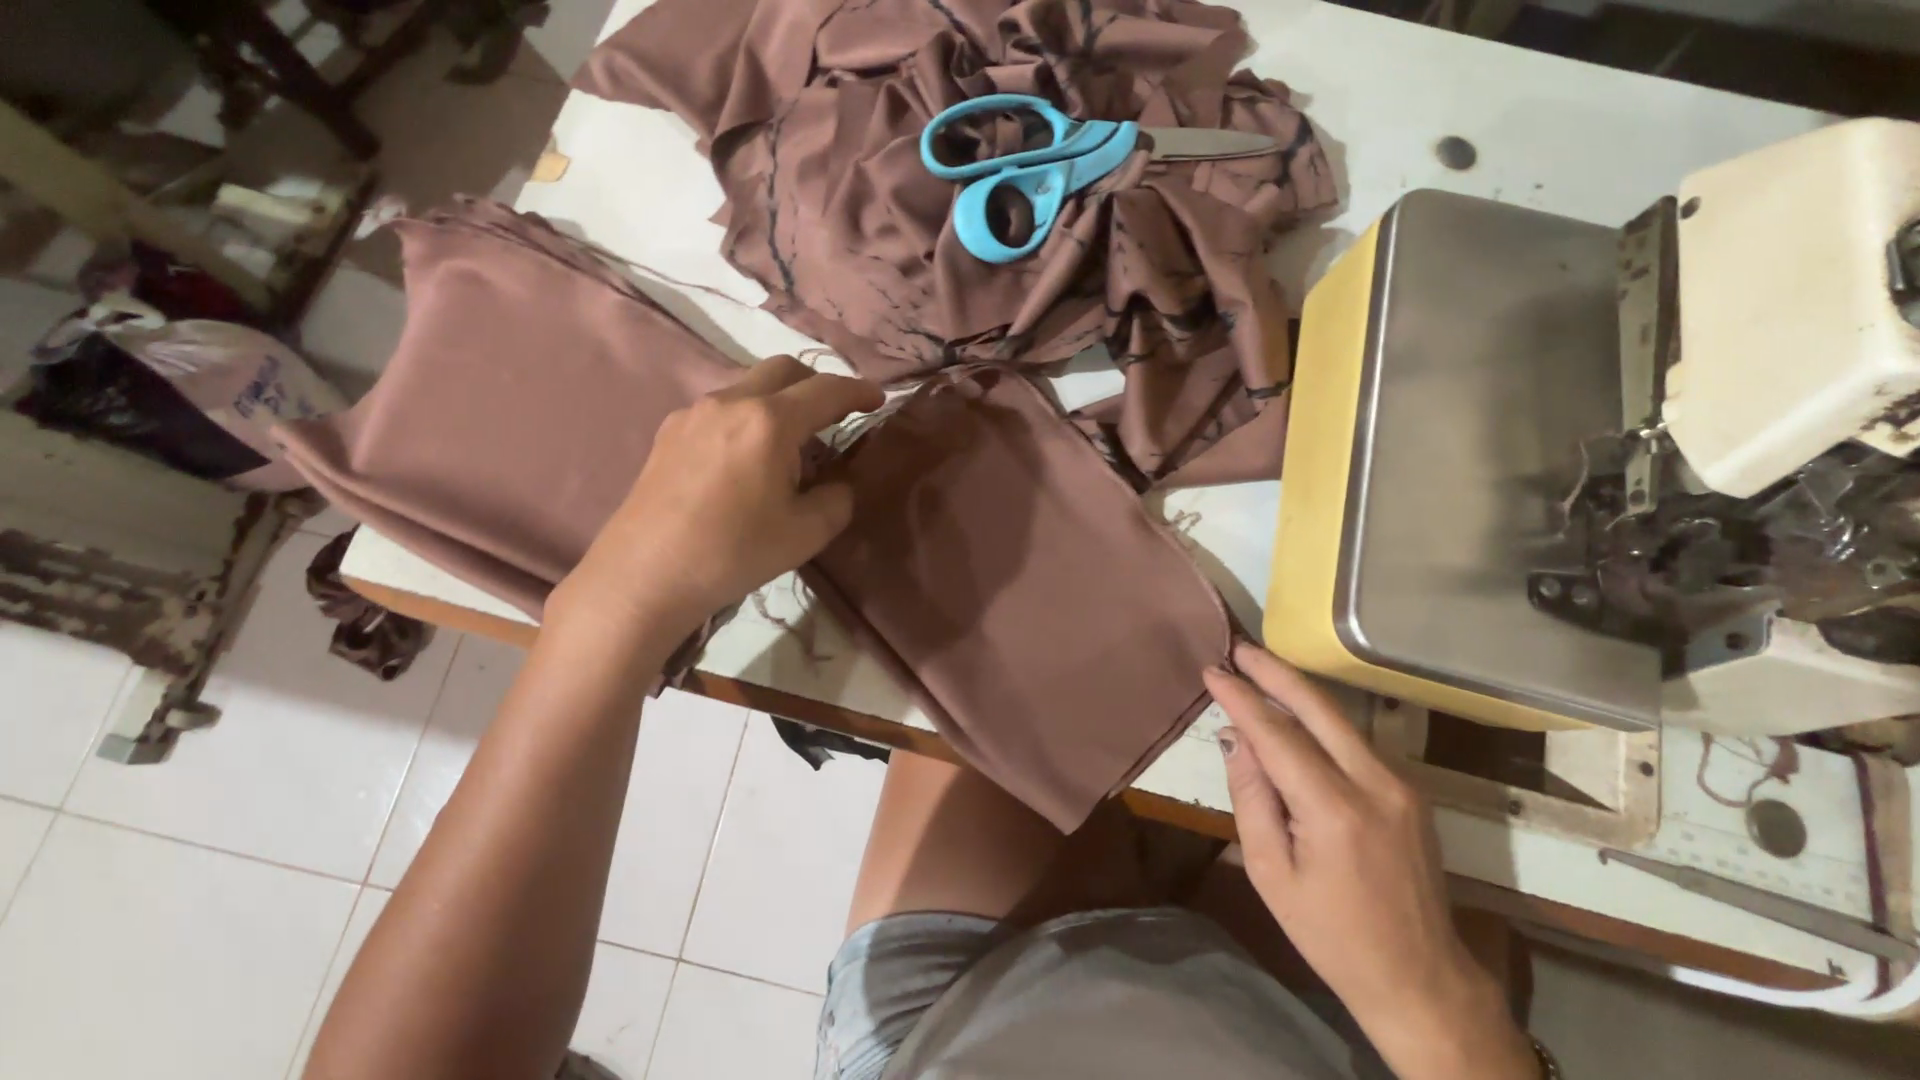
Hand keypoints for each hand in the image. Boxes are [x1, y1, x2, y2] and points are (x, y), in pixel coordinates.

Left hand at [549, 355, 883, 640]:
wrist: (645, 574)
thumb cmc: (733, 553)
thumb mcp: (805, 533)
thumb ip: (837, 498)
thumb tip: (838, 482)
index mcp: (769, 421)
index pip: (826, 390)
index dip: (858, 392)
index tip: (877, 401)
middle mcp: (730, 402)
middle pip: (784, 369)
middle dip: (817, 386)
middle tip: (835, 419)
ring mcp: (693, 413)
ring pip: (749, 387)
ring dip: (780, 403)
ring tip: (790, 447)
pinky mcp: (669, 432)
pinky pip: (722, 409)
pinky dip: (748, 418)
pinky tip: (748, 460)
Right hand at [1203, 643, 1536, 1079]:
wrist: (1418, 975)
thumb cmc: (1329, 933)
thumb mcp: (1271, 873)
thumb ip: (1253, 798)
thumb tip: (1237, 740)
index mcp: (1334, 809)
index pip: (1278, 734)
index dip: (1242, 698)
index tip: (1213, 670)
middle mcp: (1375, 783)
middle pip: (1319, 708)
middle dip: (1275, 671)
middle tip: (1239, 647)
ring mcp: (1401, 785)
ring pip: (1342, 720)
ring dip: (1299, 691)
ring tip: (1260, 669)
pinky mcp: (1411, 793)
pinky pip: (1356, 743)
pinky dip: (1320, 722)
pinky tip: (1295, 716)